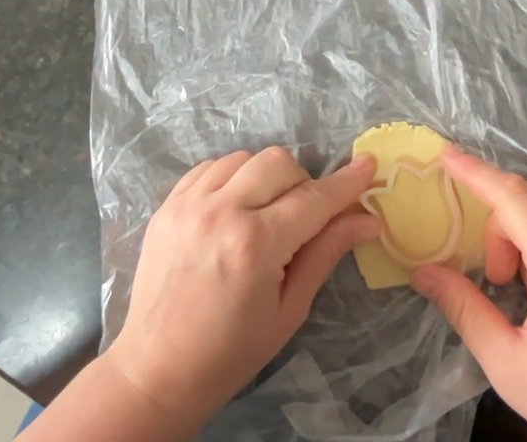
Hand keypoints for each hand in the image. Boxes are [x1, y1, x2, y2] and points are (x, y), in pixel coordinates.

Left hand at [104, 147, 381, 428]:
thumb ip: (326, 253)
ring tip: (263, 214)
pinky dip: (231, 177)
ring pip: (244, 158)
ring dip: (264, 177)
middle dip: (301, 182)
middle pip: (278, 162)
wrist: (157, 368)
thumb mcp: (289, 308)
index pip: (313, 198)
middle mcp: (221, 211)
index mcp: (255, 244)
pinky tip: (233, 208)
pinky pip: (210, 167)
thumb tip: (367, 219)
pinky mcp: (168, 204)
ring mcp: (189, 204)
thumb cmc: (231, 351)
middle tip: (301, 218)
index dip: (345, 182)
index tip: (368, 165)